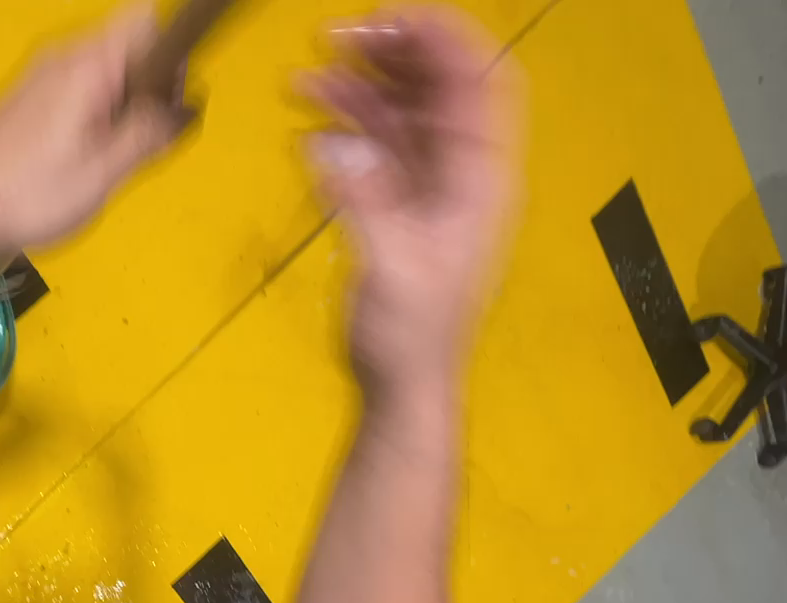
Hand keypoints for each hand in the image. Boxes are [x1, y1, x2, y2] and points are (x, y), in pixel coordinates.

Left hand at [0, 7, 186, 251]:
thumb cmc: (27, 194)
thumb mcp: (101, 174)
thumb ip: (147, 135)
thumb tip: (187, 105)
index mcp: (89, 66)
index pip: (147, 21)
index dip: (171, 59)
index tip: (165, 107)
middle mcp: (67, 60)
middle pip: (129, 50)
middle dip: (148, 93)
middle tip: (135, 147)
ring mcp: (45, 79)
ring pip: (106, 77)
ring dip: (120, 115)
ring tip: (106, 164)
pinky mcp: (31, 102)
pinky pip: (82, 96)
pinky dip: (95, 123)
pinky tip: (80, 165)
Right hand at [303, 8, 521, 409]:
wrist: (404, 382)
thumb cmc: (411, 333)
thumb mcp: (391, 269)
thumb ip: (365, 204)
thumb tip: (331, 146)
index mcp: (480, 180)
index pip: (474, 86)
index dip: (439, 42)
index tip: (386, 20)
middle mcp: (459, 174)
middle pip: (435, 92)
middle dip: (390, 57)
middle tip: (334, 39)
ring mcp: (427, 193)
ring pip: (400, 122)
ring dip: (359, 95)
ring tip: (306, 79)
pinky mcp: (397, 213)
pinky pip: (376, 159)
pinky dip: (347, 138)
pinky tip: (314, 130)